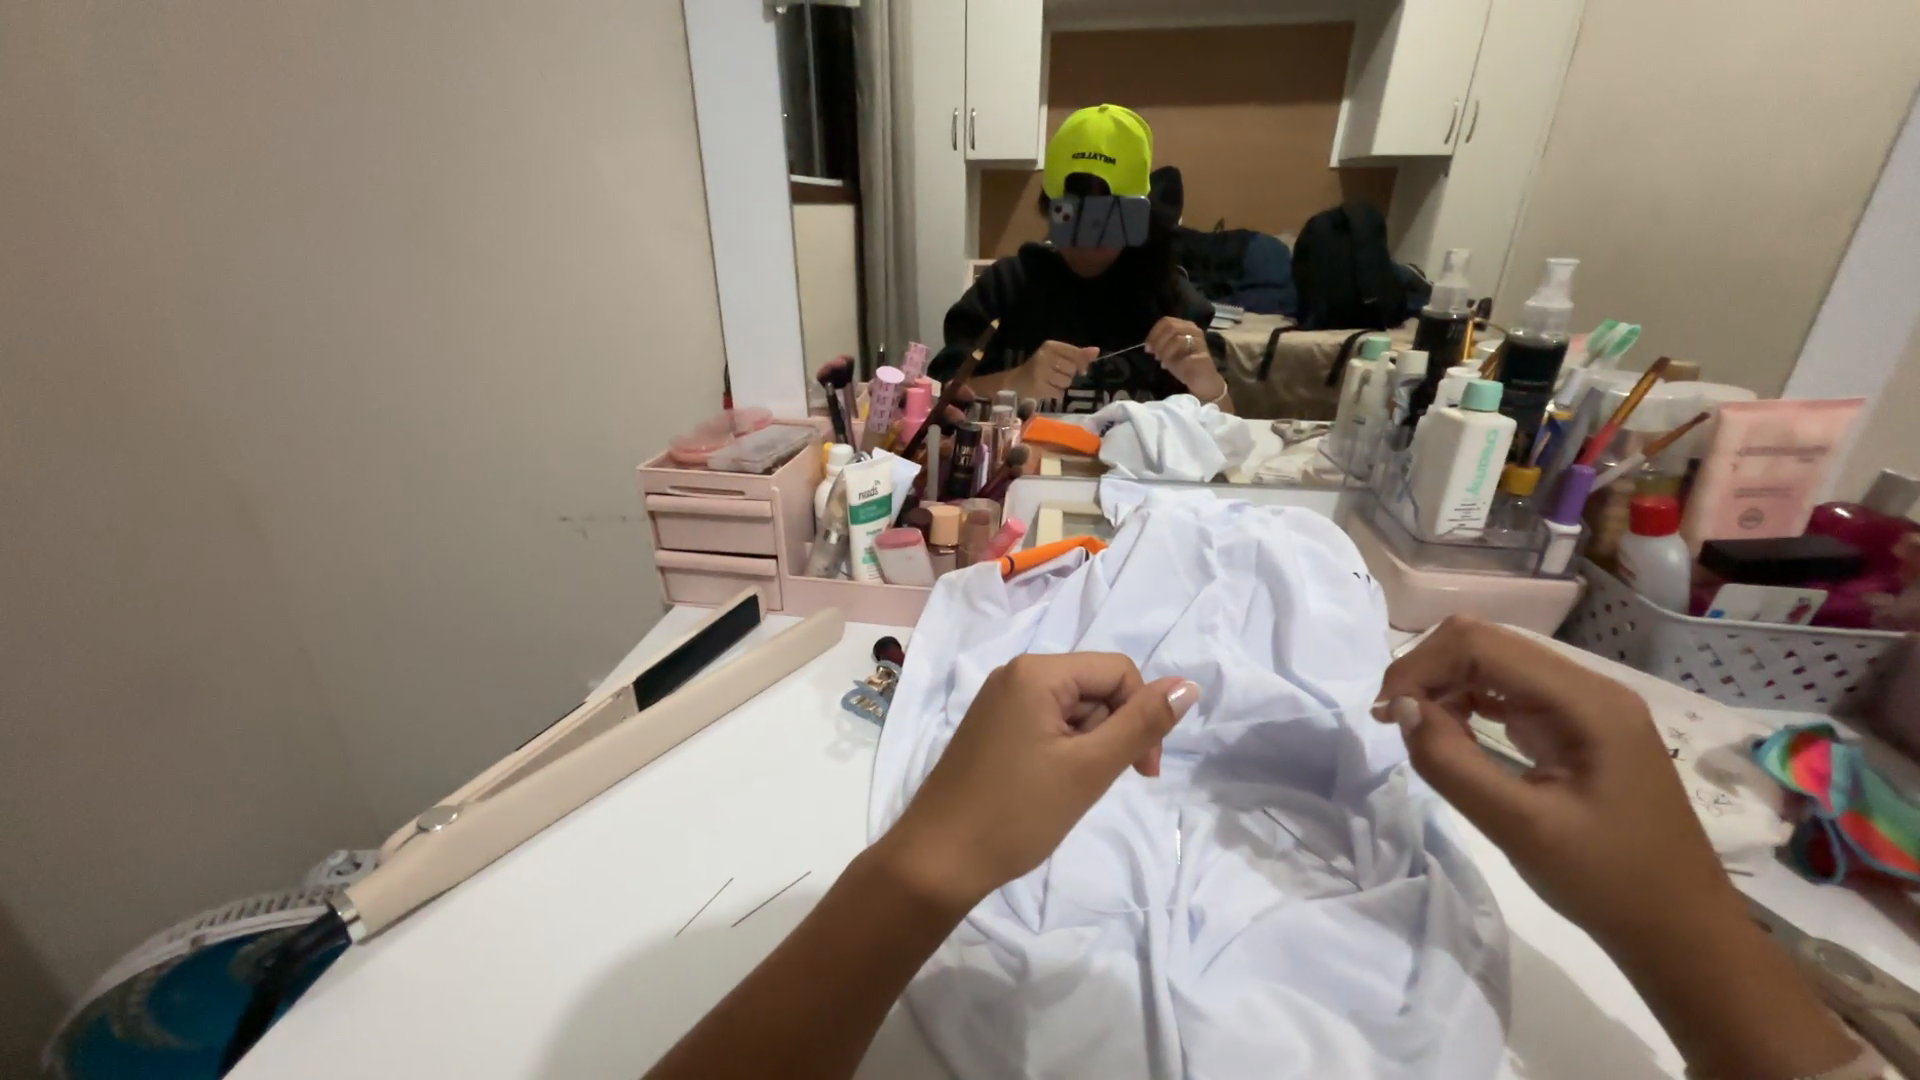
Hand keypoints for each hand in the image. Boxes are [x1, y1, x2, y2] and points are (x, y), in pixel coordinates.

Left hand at [876, 653, 1198, 913]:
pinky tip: (1050, 785)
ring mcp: (998, 700)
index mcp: (1036, 671)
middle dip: (1112, 732)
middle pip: (1094, 687)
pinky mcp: (991, 726)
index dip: (1142, 715)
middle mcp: (1015, 673)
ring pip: (1073, 708)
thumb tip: (1188, 684)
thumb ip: (1142, 724)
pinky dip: (1063, 751)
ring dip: (1088, 745)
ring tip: (1068, 788)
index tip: (1143, 772)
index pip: (1118, 671)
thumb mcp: (1090, 768)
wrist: (938, 860)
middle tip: (1098, 783)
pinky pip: (1045, 723)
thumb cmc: (1017, 813)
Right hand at [1009, 341, 1096, 399]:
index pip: (1075, 353)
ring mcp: (1040, 372)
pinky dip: (1056, 394)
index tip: (1081, 369)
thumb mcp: (1058, 356)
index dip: (1082, 363)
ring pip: (1066, 382)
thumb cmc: (1041, 368)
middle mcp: (1044, 356)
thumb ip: (1078, 354)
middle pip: (1072, 369)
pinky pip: (1059, 393)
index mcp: (1050, 346)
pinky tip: (1047, 389)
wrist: (1016, 382)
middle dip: (1069, 375)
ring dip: (1062, 385)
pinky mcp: (1039, 386)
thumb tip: (1097, 351)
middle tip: (1058, 375)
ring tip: (1051, 382)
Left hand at [1146, 317, 1223, 400]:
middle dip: (1158, 341)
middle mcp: (1193, 330)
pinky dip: (1170, 358)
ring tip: (1162, 361)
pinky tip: (1168, 366)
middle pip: (1170, 326)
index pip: (1166, 321)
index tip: (1147, 346)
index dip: (1154, 333)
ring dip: (1164, 350)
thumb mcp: (1168, 351)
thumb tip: (1148, 345)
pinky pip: (1182, 352)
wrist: (1200, 380)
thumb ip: (1160, 344)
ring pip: (1175, 338)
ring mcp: (1199, 340)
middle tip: (1154, 354)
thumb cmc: (1183, 364)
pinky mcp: (1202, 352)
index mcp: (1185, 326)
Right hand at [1375, 617, 1742, 948]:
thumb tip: (1401, 709)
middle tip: (1395, 719)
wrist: (1682, 932)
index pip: (1480, 645)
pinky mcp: (1573, 724)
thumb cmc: (1607, 881)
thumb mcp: (1518, 827)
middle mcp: (1587, 688)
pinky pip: (1505, 689)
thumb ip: (1451, 762)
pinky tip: (1451, 733)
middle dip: (1427, 671)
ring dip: (1442, 684)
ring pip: (1490, 661)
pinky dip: (1464, 700)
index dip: (1420, 667)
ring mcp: (1583, 705)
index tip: (1386, 714)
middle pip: (1485, 642)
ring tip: (1418, 729)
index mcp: (1586, 703)